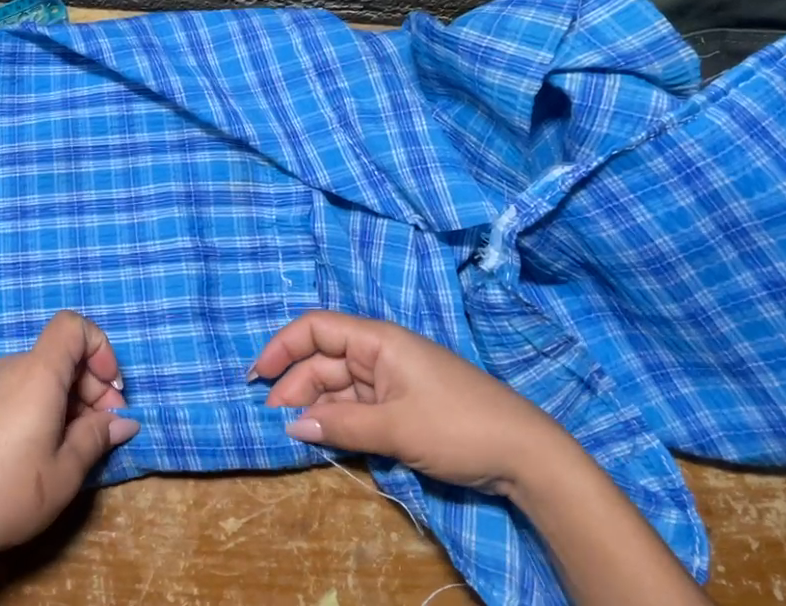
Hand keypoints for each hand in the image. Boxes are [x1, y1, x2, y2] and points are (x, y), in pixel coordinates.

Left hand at [0, 311, 139, 604]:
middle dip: (93, 386)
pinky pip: (24, 393)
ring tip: (80, 449)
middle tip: (108, 432)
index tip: (113, 392)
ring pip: (45, 377)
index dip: (101, 348)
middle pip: (63, 355)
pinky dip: (47, 410)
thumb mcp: (65, 471)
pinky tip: (48, 453)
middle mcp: (13, 369)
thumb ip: (97, 438)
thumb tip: (124, 422)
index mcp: (38, 373)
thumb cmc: (8, 491)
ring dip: (72, 403)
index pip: (73, 326)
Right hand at [250, 310, 574, 494]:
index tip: (257, 377)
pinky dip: (337, 420)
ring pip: (338, 387)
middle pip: (323, 361)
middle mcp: (380, 354)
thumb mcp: (395, 428)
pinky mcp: (402, 406)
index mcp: (378, 341)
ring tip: (291, 434)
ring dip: (314, 407)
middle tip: (272, 421)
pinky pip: (357, 407)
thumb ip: (340, 425)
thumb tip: (292, 425)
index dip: (282, 347)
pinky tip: (322, 438)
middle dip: (295, 386)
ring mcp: (391, 381)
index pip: (316, 329)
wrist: (527, 456)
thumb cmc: (458, 426)